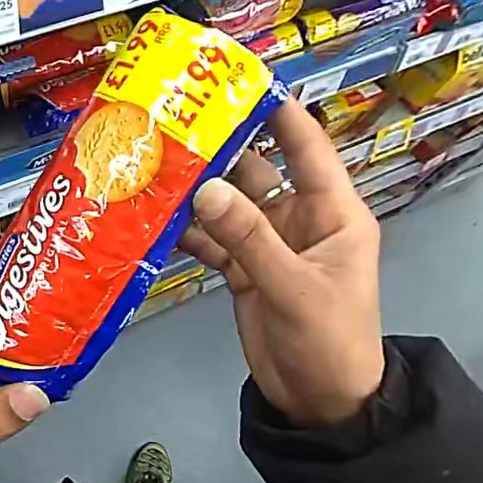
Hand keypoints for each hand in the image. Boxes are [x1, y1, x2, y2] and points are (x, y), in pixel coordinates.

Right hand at [178, 98, 384, 425]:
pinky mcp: (241, 269)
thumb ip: (249, 238)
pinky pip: (211, 240)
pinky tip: (155, 221)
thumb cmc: (329, 340)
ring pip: (227, 206)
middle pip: (256, 172)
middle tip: (173, 127)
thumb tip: (204, 188)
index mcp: (330, 212)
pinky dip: (187, 232)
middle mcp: (296, 219)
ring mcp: (266, 244)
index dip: (280, 112)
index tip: (242, 81)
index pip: (307, 148)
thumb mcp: (294, 287)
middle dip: (219, 152)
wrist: (318, 401)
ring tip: (152, 169)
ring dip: (196, 192)